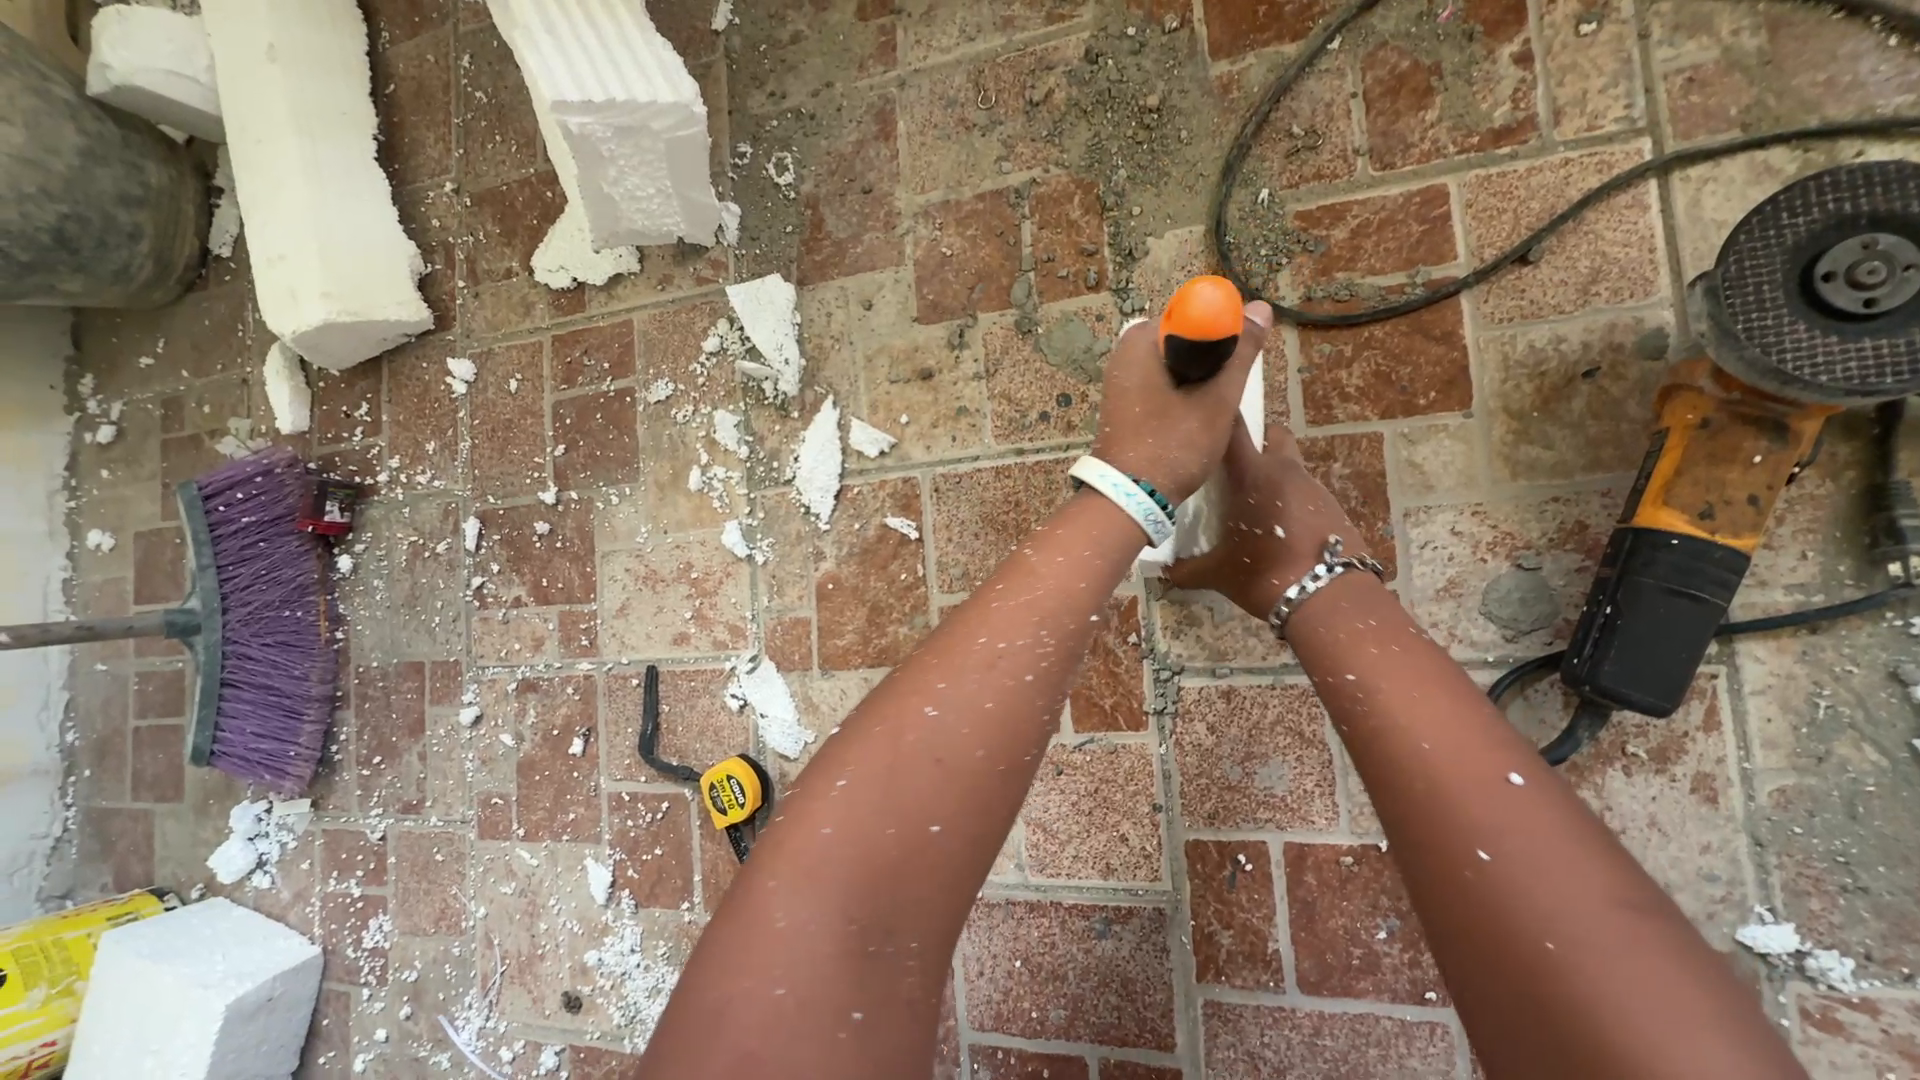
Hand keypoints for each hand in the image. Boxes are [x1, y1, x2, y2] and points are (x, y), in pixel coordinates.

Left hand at [1090, 301, 1272, 503]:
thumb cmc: (1174, 445)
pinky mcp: (1123, 405)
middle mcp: (1123, 355)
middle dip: (1211, 360)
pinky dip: (1182, 394)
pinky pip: (1161, 385)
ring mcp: (1120, 381)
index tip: (1236, 364)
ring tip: (1213, 408)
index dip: (1223, 335)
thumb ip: (1240, 352)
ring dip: (1199, 380)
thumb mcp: (1217, 398)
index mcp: (1139, 341)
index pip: (1192, 314)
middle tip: (1227, 390)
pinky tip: (1195, 418)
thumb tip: (1260, 307)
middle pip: (1184, 341)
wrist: (1130, 499)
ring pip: (1175, 366)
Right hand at [1164, 418, 1371, 618]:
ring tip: (1255, 508)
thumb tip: (1164, 571)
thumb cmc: (1265, 574)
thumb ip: (1186, 569)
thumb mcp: (1217, 574)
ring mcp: (1315, 488)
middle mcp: (1286, 472)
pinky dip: (1291, 502)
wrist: (1331, 600)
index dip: (1222, 416)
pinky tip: (1280, 531)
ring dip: (1274, 477)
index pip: (1235, 428)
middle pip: (1274, 436)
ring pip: (1291, 467)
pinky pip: (1306, 494)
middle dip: (1258, 441)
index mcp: (1254, 475)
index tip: (1209, 417)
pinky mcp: (1333, 509)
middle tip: (1236, 466)